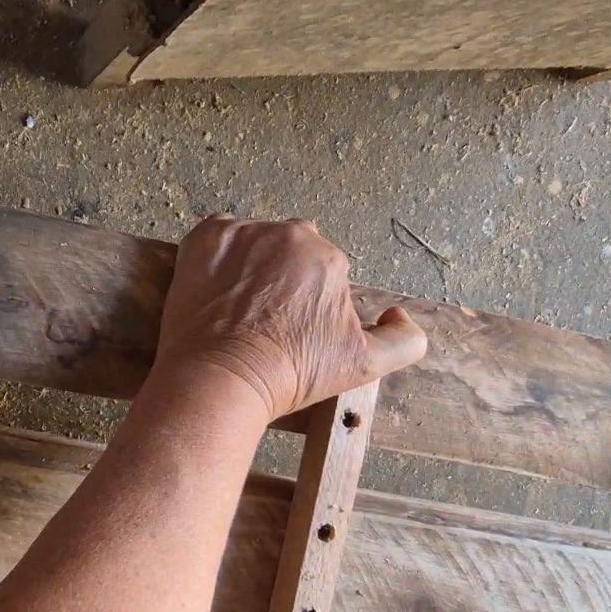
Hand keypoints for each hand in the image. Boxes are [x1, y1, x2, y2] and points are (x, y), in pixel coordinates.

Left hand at [154, 217, 427, 420]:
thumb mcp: (364, 366)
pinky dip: (216, 255)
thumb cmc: (289, 373)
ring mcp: (245, 233)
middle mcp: (290, 235)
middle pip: (288, 249)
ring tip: (235, 305)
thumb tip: (399, 315)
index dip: (306, 298)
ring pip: (253, 241)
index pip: (321, 270)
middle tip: (261, 315)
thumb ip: (404, 340)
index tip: (289, 323)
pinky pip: (217, 235)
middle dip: (280, 275)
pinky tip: (214, 287)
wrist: (223, 377)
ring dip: (249, 263)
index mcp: (329, 259)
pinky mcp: (206, 238)